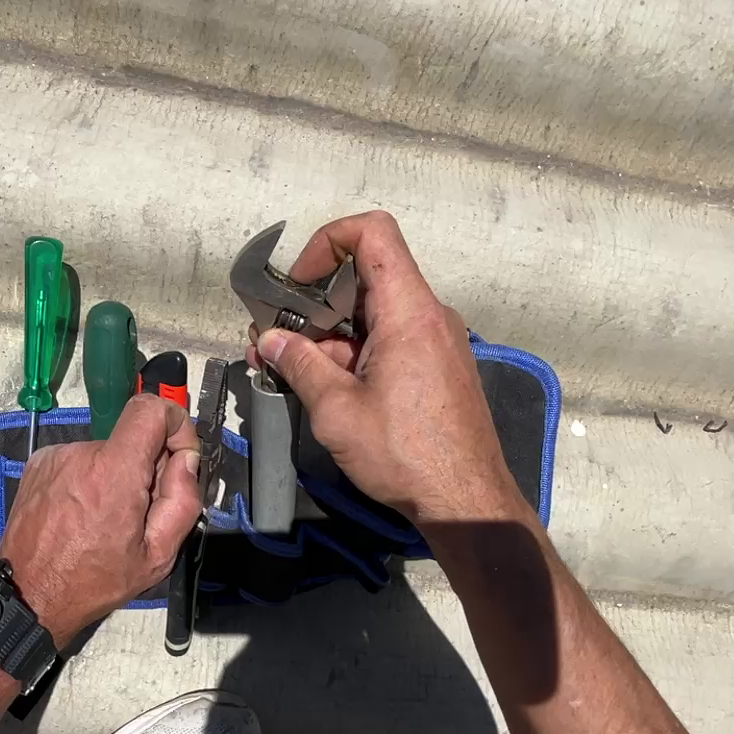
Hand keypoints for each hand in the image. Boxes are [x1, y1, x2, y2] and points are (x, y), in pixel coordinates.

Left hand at [0, 394, 201, 644]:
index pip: (152, 409)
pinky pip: (81, 461)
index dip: (175, 424)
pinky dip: (91, 481)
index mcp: (114, 472)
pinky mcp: (39, 464)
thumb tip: (186, 461)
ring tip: (106, 521)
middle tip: (140, 512)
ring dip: (117, 478)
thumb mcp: (157, 556)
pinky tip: (83, 516)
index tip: (178, 457)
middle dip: (148, 467)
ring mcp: (56, 456)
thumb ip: (183, 501)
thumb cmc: (93, 582)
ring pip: (108, 453)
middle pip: (133, 438)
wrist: (30, 595)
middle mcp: (82, 454)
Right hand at [249, 210, 523, 524]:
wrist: (464, 501)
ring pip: (372, 315)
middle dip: (312, 302)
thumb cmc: (403, 454)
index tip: (297, 284)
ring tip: (287, 367)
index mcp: (409, 311)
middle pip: (365, 278)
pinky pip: (388, 341)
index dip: (327, 242)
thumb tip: (269, 339)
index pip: (372, 232)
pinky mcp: (435, 368)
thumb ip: (300, 365)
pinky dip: (352, 353)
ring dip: (328, 334)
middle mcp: (428, 315)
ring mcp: (435, 342)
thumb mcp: (337, 410)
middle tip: (274, 337)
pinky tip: (323, 385)